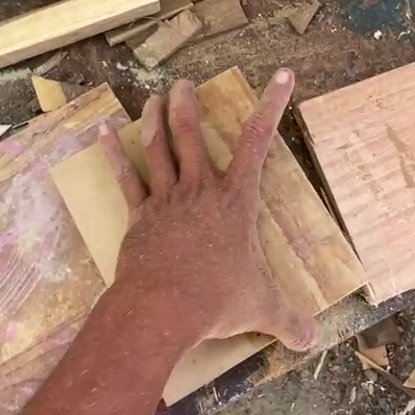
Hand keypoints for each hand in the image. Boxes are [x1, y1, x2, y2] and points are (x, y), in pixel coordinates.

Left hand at [97, 70, 317, 351]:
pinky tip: (102, 132)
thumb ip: (289, 320)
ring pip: (158, 148)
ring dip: (155, 119)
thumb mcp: (262, 309)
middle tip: (183, 82)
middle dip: (188, 104)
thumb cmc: (216, 300)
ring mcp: (166, 199)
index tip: (281, 75)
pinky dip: (114, 155)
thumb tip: (311, 339)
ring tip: (153, 96)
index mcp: (235, 200)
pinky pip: (126, 178)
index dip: (272, 105)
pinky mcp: (139, 215)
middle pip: (192, 134)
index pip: (258, 141)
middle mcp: (200, 189)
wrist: (162, 308)